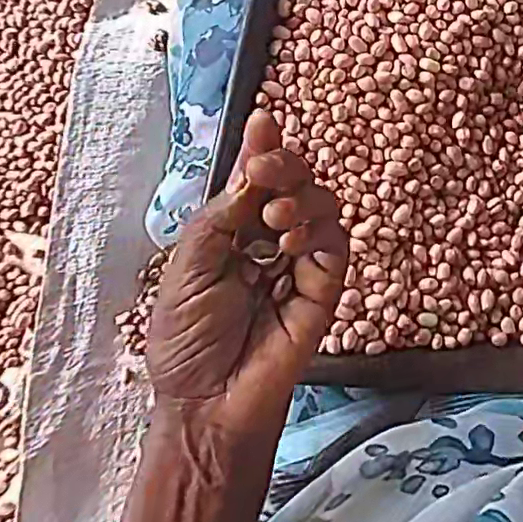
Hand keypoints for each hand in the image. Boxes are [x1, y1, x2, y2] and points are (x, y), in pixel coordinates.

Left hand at [146, 111, 346, 430]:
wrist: (207, 401)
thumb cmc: (187, 338)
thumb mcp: (188, 266)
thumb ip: (223, 213)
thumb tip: (253, 163)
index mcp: (235, 230)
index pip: (254, 179)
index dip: (261, 148)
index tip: (263, 120)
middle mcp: (270, 237)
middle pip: (292, 181)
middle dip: (282, 165)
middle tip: (263, 170)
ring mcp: (302, 259)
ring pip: (320, 202)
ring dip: (300, 196)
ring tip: (273, 217)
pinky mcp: (326, 283)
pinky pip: (335, 241)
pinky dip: (315, 230)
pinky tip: (289, 242)